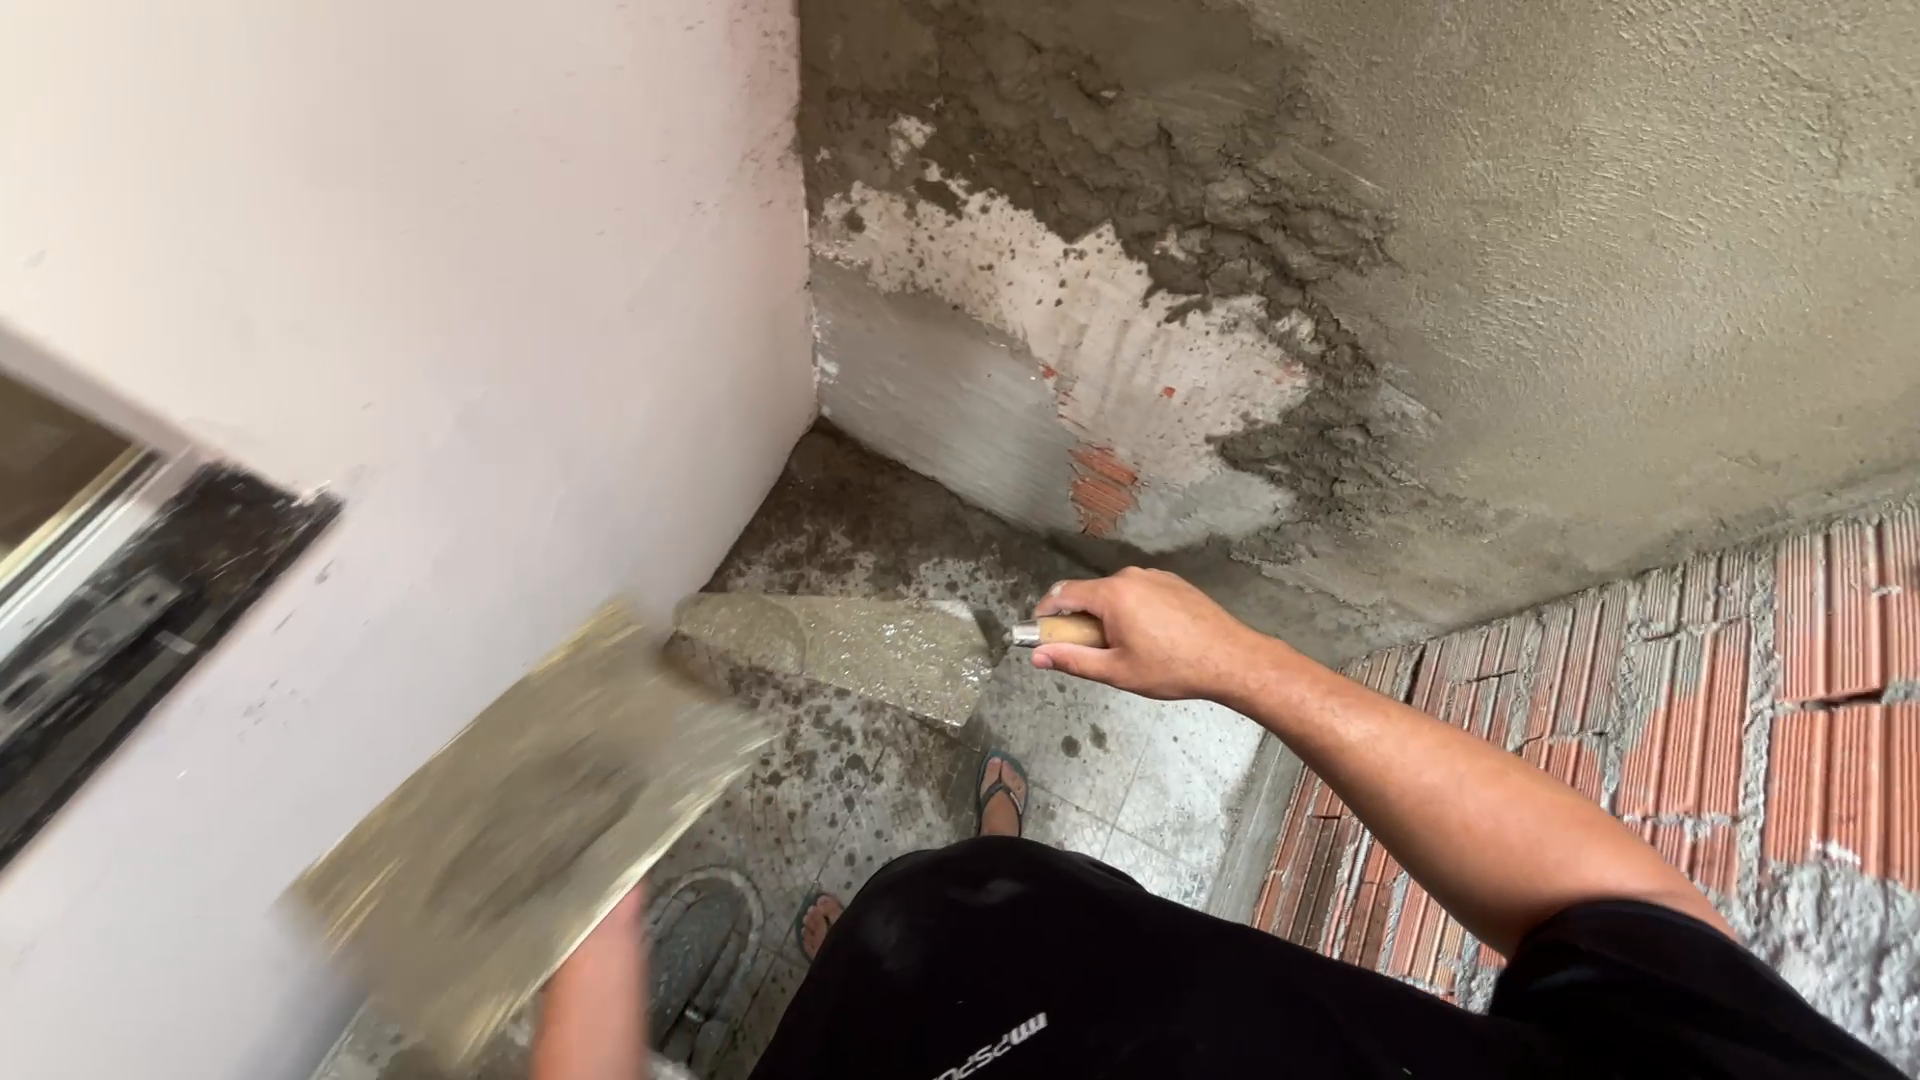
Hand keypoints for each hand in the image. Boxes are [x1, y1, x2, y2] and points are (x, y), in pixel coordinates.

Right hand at [1030, 568, 1286, 701]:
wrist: (1232, 659)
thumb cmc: (1173, 668)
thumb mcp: (1116, 671)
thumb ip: (1072, 660)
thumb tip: (1038, 656)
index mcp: (1112, 594)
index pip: (1062, 593)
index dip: (1046, 613)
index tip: (1042, 633)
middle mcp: (1131, 576)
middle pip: (1089, 593)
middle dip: (1080, 620)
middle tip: (1090, 651)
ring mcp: (1154, 576)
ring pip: (1115, 594)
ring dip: (1107, 616)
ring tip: (1126, 648)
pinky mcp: (1173, 582)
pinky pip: (1138, 592)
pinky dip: (1131, 610)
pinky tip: (1150, 637)